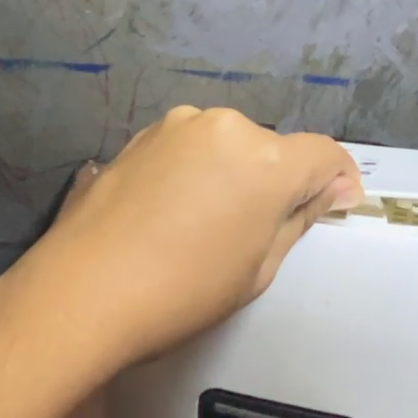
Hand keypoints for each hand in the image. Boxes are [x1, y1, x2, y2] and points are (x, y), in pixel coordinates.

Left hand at [13, 107, 362, 366]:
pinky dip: (191, 173)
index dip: (335, 180)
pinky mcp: (138, 136)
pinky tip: (167, 214)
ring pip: (225, 146)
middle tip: (249, 234)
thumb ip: (299, 218)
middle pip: (270, 150)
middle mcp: (224, 126)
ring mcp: (175, 126)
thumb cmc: (182, 292)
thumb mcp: (257, 269)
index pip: (324, 154)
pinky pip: (186, 149)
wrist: (82, 290)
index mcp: (265, 159)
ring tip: (200, 226)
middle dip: (273, 182)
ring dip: (228, 174)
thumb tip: (335, 188)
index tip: (330, 208)